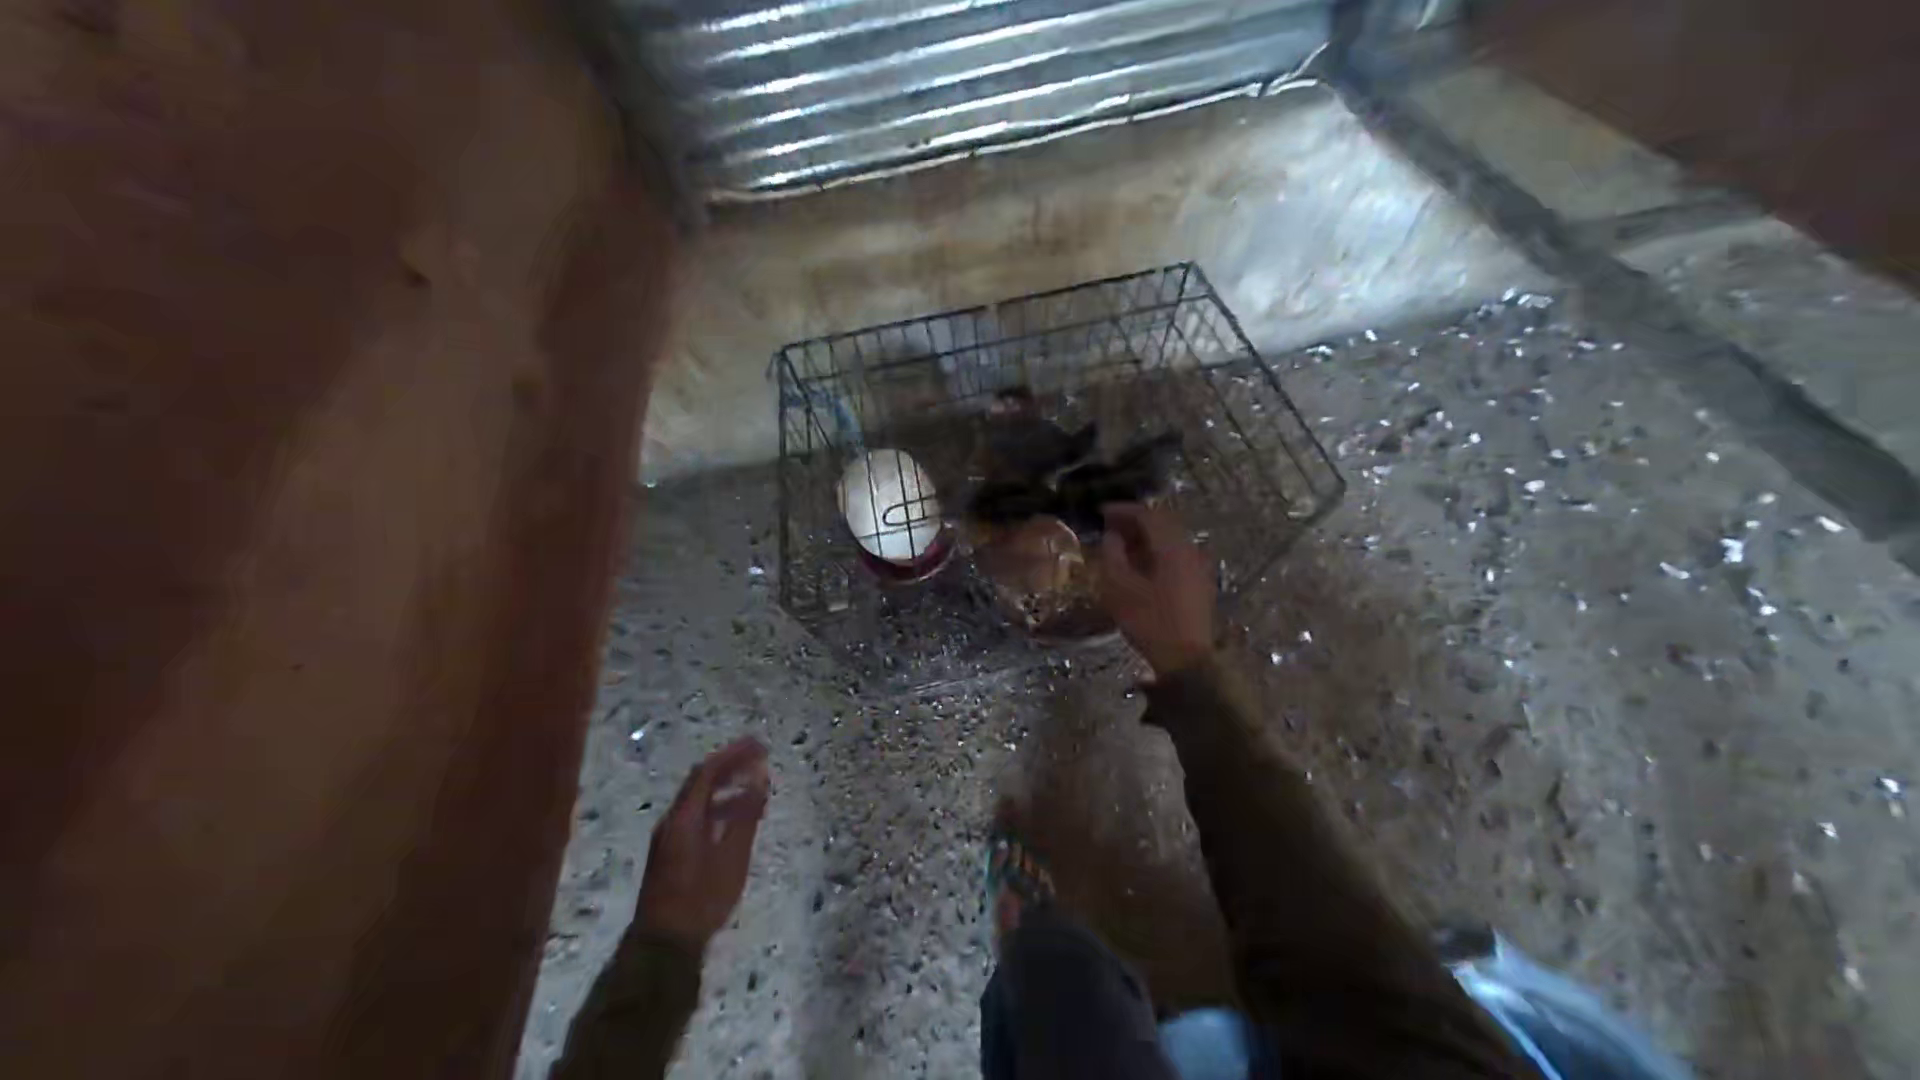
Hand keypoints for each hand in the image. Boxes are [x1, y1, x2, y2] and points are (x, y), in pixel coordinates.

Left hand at [635, 738, 770, 952]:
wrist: (663, 945)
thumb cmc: (702, 899)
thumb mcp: (732, 857)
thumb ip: (746, 815)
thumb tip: (760, 778)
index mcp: (684, 817)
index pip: (708, 771)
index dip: (734, 754)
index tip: (759, 745)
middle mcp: (672, 820)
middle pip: (701, 780)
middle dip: (730, 765)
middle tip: (758, 757)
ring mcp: (668, 836)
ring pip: (698, 798)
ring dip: (726, 787)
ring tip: (755, 787)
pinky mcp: (671, 851)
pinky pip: (697, 815)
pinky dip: (718, 806)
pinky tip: (737, 817)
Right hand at [1097, 503, 1215, 675]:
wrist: (1186, 659)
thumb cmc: (1149, 621)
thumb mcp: (1119, 588)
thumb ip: (1112, 556)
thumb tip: (1112, 537)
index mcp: (1172, 547)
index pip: (1147, 515)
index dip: (1123, 510)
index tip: (1101, 511)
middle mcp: (1190, 549)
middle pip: (1162, 523)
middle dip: (1134, 521)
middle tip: (1109, 525)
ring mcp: (1199, 565)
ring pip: (1170, 539)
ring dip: (1145, 536)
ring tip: (1120, 544)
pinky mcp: (1199, 581)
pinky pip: (1176, 554)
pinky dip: (1156, 550)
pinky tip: (1140, 564)